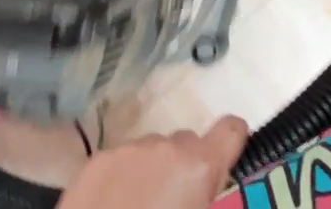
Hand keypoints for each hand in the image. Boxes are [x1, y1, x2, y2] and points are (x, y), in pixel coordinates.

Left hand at [56, 116, 247, 208]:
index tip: (221, 164)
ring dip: (151, 170)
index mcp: (200, 167)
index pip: (232, 129)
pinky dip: (122, 177)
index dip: (230, 143)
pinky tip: (109, 207)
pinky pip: (122, 158)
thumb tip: (201, 196)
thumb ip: (204, 200)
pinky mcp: (98, 160)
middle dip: (182, 167)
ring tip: (134, 208)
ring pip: (153, 150)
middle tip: (169, 203)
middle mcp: (169, 147)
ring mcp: (130, 149)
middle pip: (187, 142)